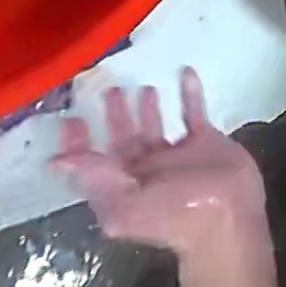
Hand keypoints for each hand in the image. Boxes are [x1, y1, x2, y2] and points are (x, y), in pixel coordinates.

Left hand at [51, 66, 267, 260]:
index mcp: (121, 187)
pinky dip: (189, 93)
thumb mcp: (128, 203)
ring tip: (142, 85)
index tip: (72, 118)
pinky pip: (193, 112)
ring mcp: (176, 154)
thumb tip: (57, 161)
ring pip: (157, 125)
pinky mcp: (205, 141)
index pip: (93, 163)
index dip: (79, 143)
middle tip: (110, 91)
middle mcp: (145, 169)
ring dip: (148, 106)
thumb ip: (97, 178)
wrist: (228, 213)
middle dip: (115, 117)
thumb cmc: (174, 213)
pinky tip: (184, 73)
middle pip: (124, 139)